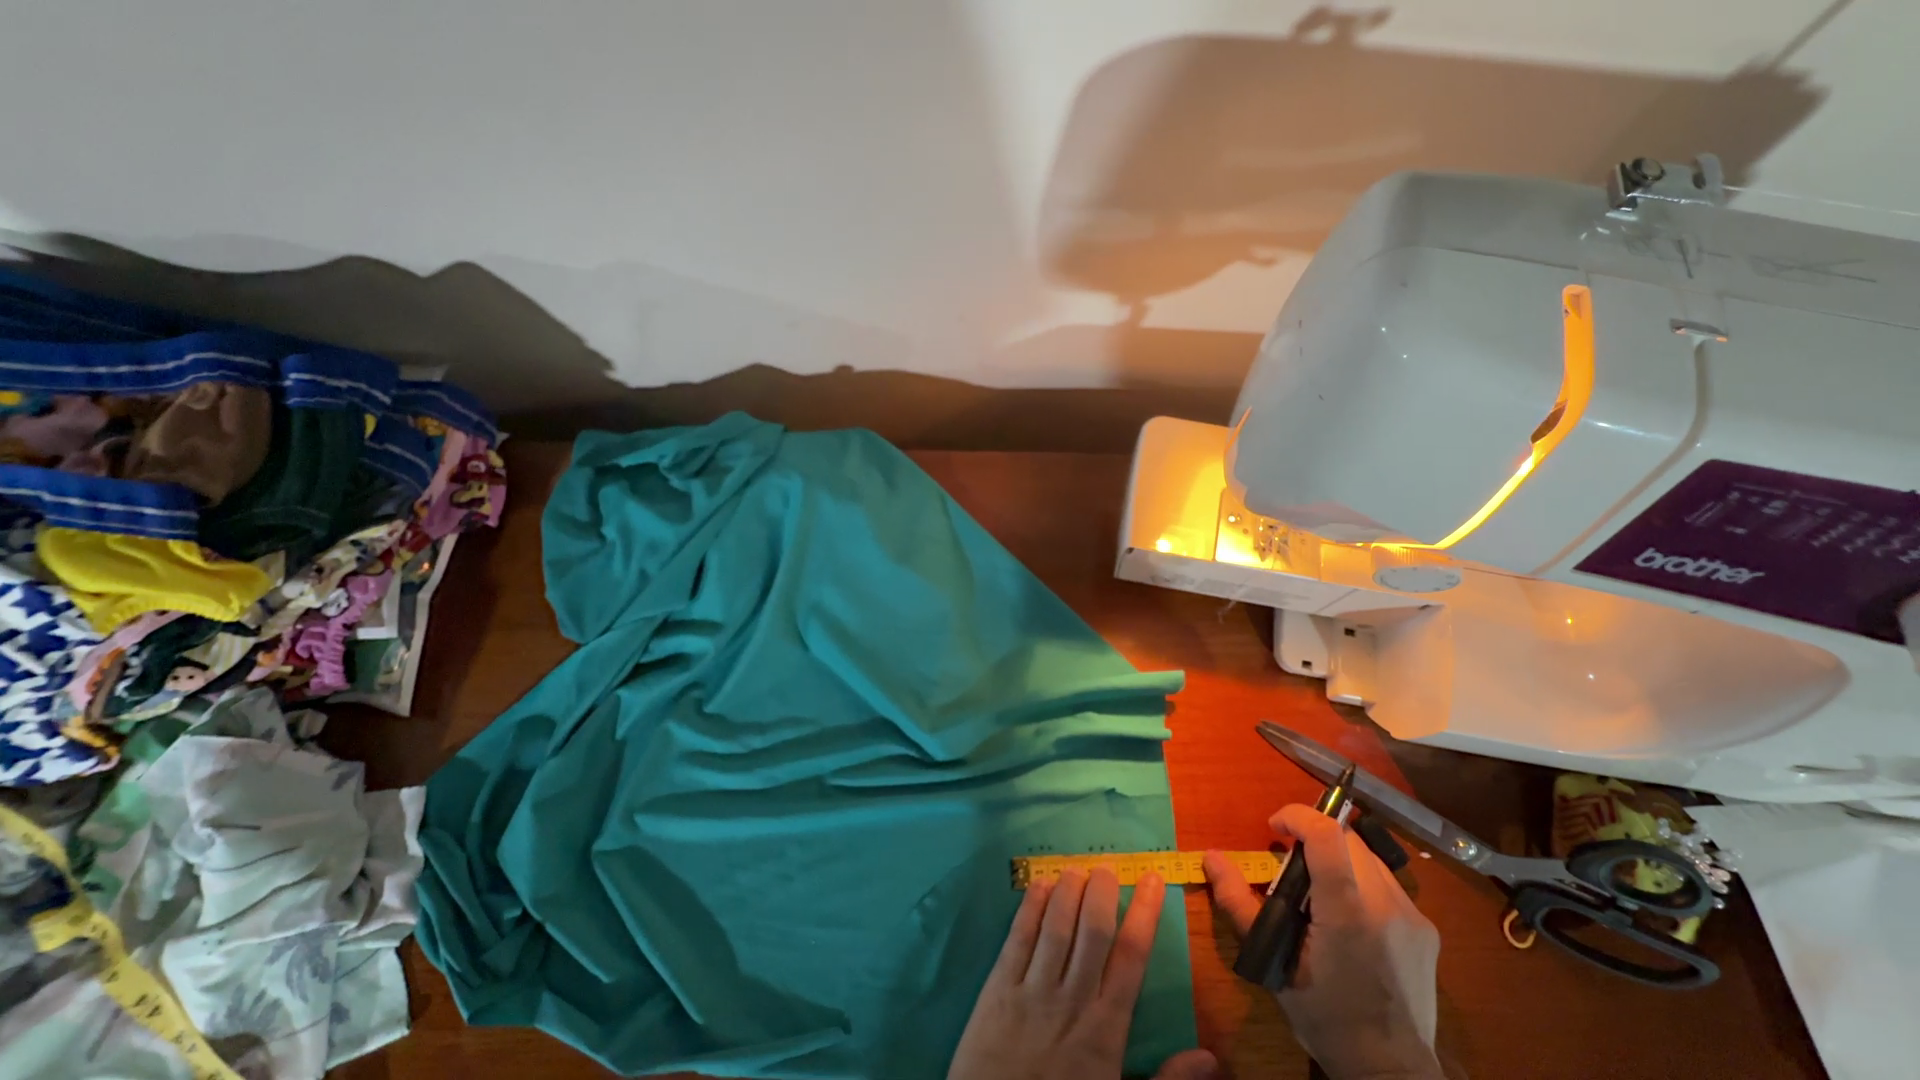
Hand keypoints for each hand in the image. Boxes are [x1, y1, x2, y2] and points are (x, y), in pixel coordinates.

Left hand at [949, 868, 1217, 1079]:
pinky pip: (1017, 940)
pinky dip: (1030, 909)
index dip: (1144, 912)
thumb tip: (1210, 1057)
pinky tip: (1038, 887)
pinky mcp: (998, 990)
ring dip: (1068, 892)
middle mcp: (1072, 999)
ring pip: (1057, 928)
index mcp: (1106, 1026)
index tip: (1151, 880)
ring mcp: (1033, 991)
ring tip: (1076, 868)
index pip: (1132, 956)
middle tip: (1107, 867)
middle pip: (1093, 931)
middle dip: (1102, 893)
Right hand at [1205, 808, 1442, 1079]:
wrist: (1390, 1068)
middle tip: (1289, 865)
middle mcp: (1386, 905)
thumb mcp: (1274, 963)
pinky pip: (1388, 885)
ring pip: (1370, 859)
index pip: (1328, 836)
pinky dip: (1361, 884)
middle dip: (1315, 838)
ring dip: (1339, 860)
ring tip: (1317, 894)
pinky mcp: (1426, 929)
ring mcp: (1413, 916)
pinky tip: (1348, 919)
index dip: (1298, 816)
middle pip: (1348, 840)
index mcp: (1347, 913)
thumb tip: (1212, 858)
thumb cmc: (1324, 1016)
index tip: (1275, 826)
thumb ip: (1240, 905)